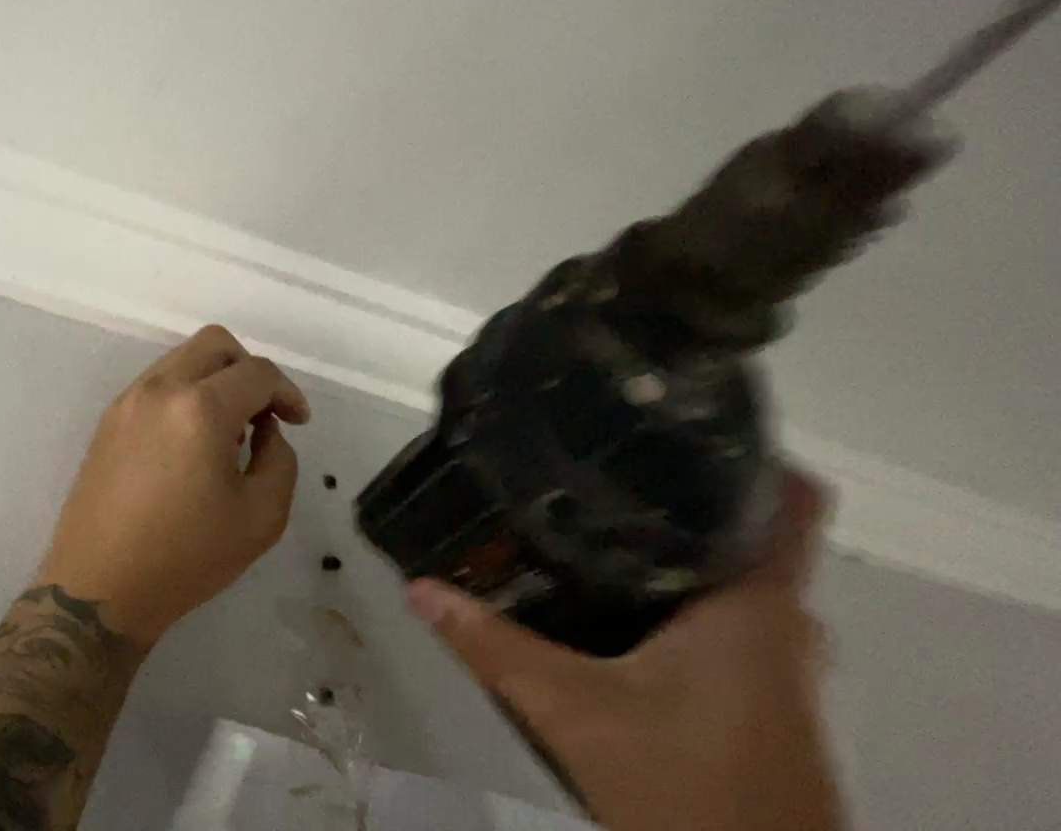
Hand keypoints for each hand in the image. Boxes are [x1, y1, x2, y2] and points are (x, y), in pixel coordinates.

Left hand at [35, 325, 312, 649]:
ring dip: (214, 380)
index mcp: (199, 409)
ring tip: (228, 433)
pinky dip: (184, 394)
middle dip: (249, 369)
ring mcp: (128, 401)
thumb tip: (264, 428)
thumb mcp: (261, 517)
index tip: (297, 422)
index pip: (257, 372)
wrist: (101, 585)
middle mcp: (160, 389)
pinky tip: (192, 442)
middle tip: (263, 414)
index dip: (287, 392)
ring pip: (181, 359)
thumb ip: (279, 459)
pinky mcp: (108, 419)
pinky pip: (157, 384)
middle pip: (214, 344)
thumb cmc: (187, 557)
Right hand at [407, 469, 843, 830]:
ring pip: (731, 573)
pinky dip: (676, 589)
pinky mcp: (764, 695)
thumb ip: (494, 645)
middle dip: (674, 491)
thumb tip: (420, 588)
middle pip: (743, 527)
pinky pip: (725, 613)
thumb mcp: (575, 713)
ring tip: (589, 513)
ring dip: (674, 543)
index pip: (786, 495)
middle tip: (591, 464)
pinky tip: (611, 594)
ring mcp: (781, 663)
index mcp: (756, 606)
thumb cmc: (687, 790)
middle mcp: (783, 623)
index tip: (667, 416)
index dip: (740, 446)